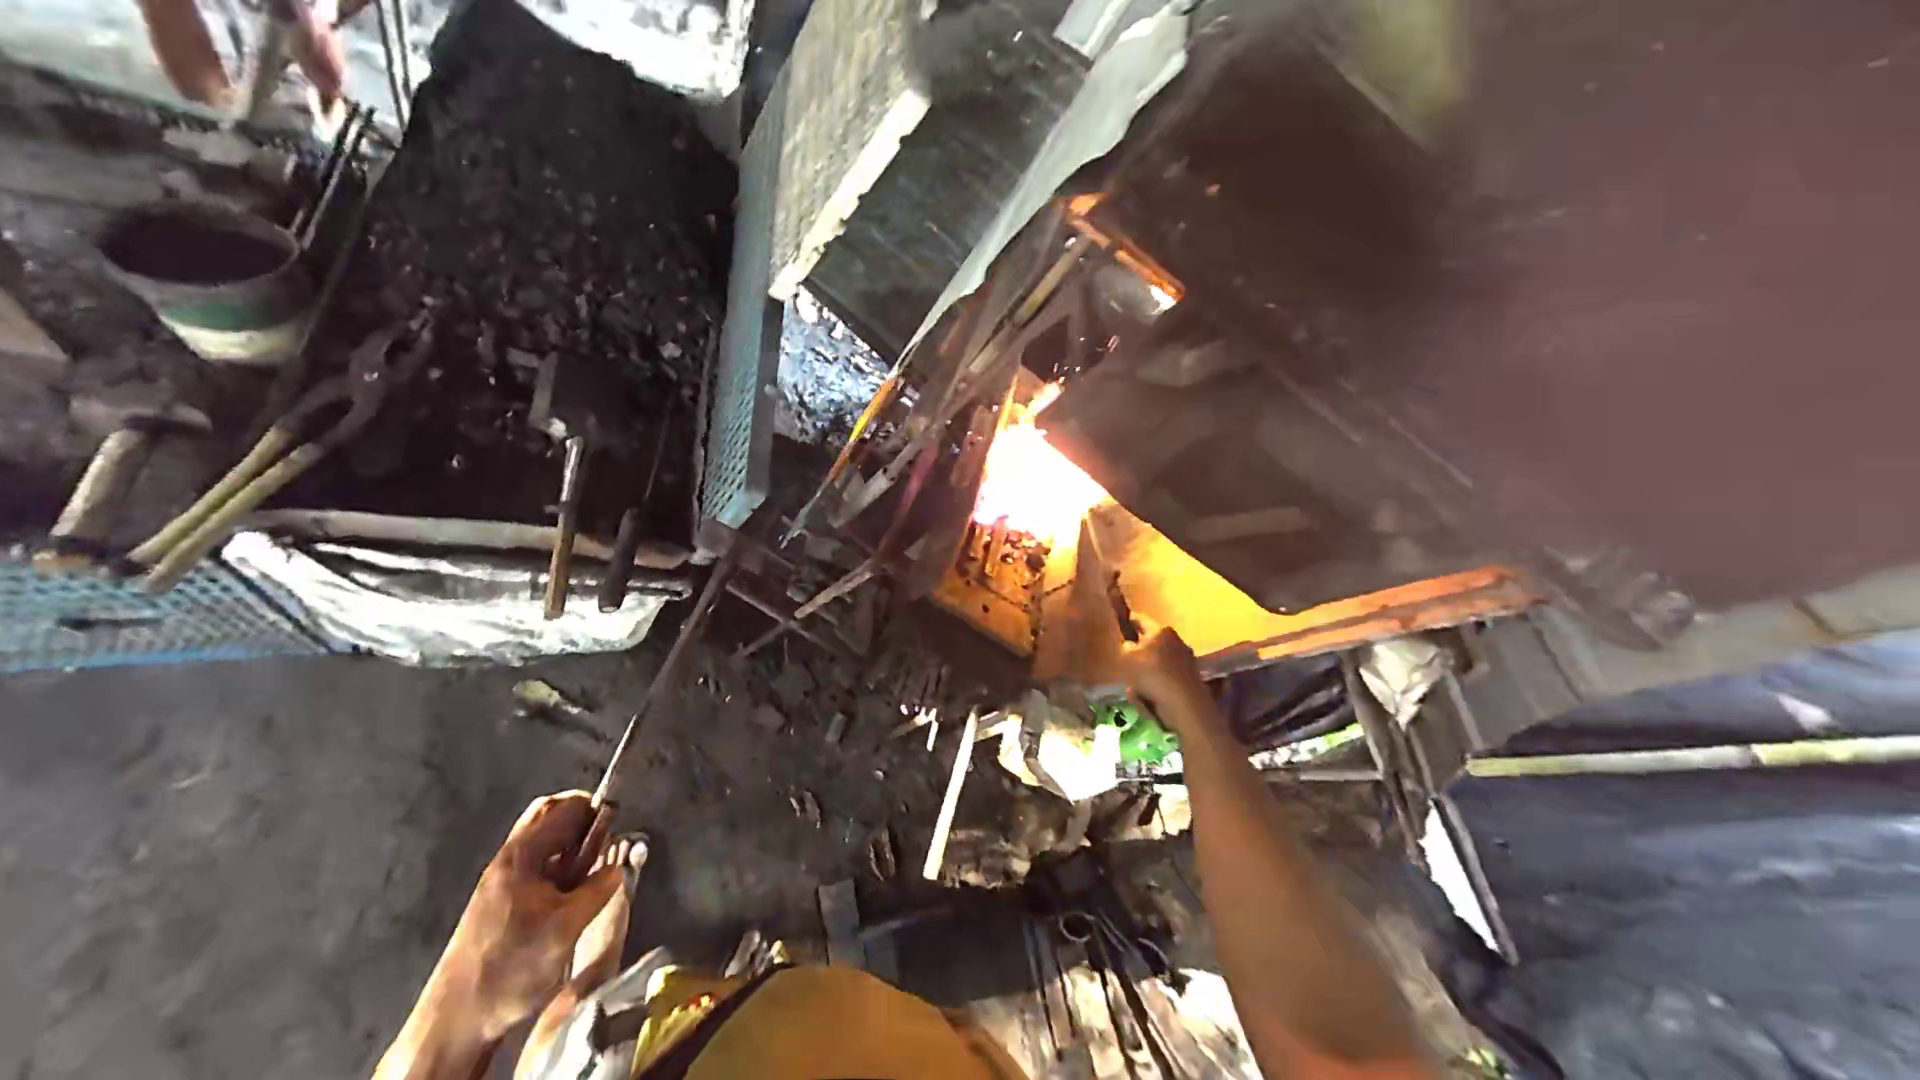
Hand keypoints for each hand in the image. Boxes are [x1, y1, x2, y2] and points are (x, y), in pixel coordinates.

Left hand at [434, 791, 623, 1041]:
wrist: (456, 1021)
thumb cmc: (511, 968)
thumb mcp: (568, 927)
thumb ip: (600, 888)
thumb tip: (617, 868)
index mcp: (520, 856)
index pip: (564, 807)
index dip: (595, 809)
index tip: (616, 826)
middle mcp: (507, 860)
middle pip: (548, 816)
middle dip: (581, 821)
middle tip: (604, 841)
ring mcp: (501, 880)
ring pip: (542, 842)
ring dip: (570, 846)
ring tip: (590, 870)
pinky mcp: (500, 901)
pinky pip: (537, 865)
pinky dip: (559, 866)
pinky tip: (571, 892)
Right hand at [1121, 627, 1217, 740]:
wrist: (1184, 705)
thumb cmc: (1151, 675)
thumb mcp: (1126, 657)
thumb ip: (1123, 646)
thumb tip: (1127, 643)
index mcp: (1161, 629)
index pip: (1138, 619)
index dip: (1125, 623)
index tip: (1115, 629)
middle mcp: (1176, 639)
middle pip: (1150, 640)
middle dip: (1137, 649)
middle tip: (1124, 661)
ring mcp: (1186, 658)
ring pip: (1158, 659)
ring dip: (1147, 668)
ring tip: (1136, 683)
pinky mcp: (1190, 677)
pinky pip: (1166, 674)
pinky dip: (1158, 681)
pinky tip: (1150, 694)